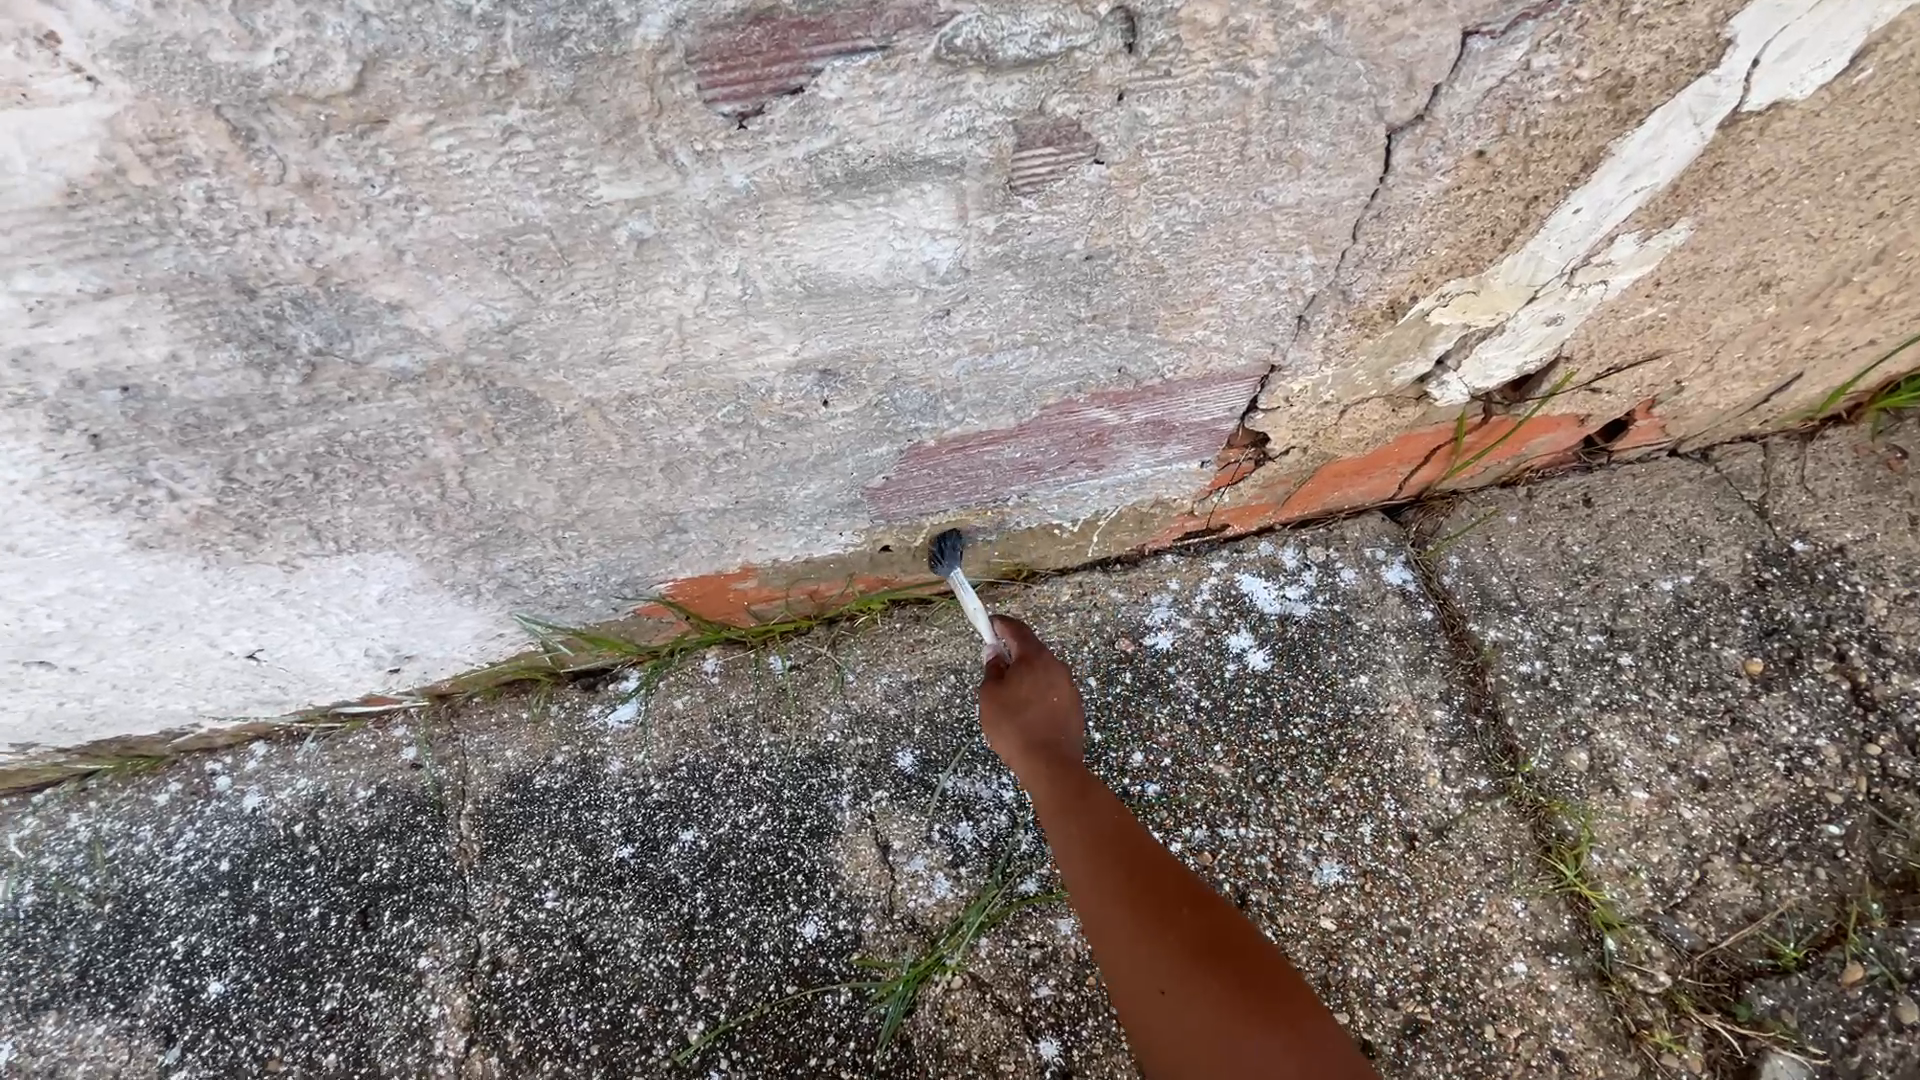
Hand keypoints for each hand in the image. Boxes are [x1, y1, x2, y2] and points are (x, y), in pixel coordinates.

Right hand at [979, 615, 1085, 785]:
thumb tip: (995, 654)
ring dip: (1026, 675)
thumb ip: (992, 669)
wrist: (1050, 764)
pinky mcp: (1074, 706)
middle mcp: (1056, 666)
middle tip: (995, 665)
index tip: (989, 624)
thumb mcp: (991, 696)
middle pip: (1032, 651)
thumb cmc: (1014, 726)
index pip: (1017, 629)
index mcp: (1035, 657)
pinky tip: (1027, 711)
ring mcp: (1068, 686)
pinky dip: (1037, 692)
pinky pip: (1051, 690)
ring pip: (1043, 672)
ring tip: (1009, 695)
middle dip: (1013, 654)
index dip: (1001, 624)